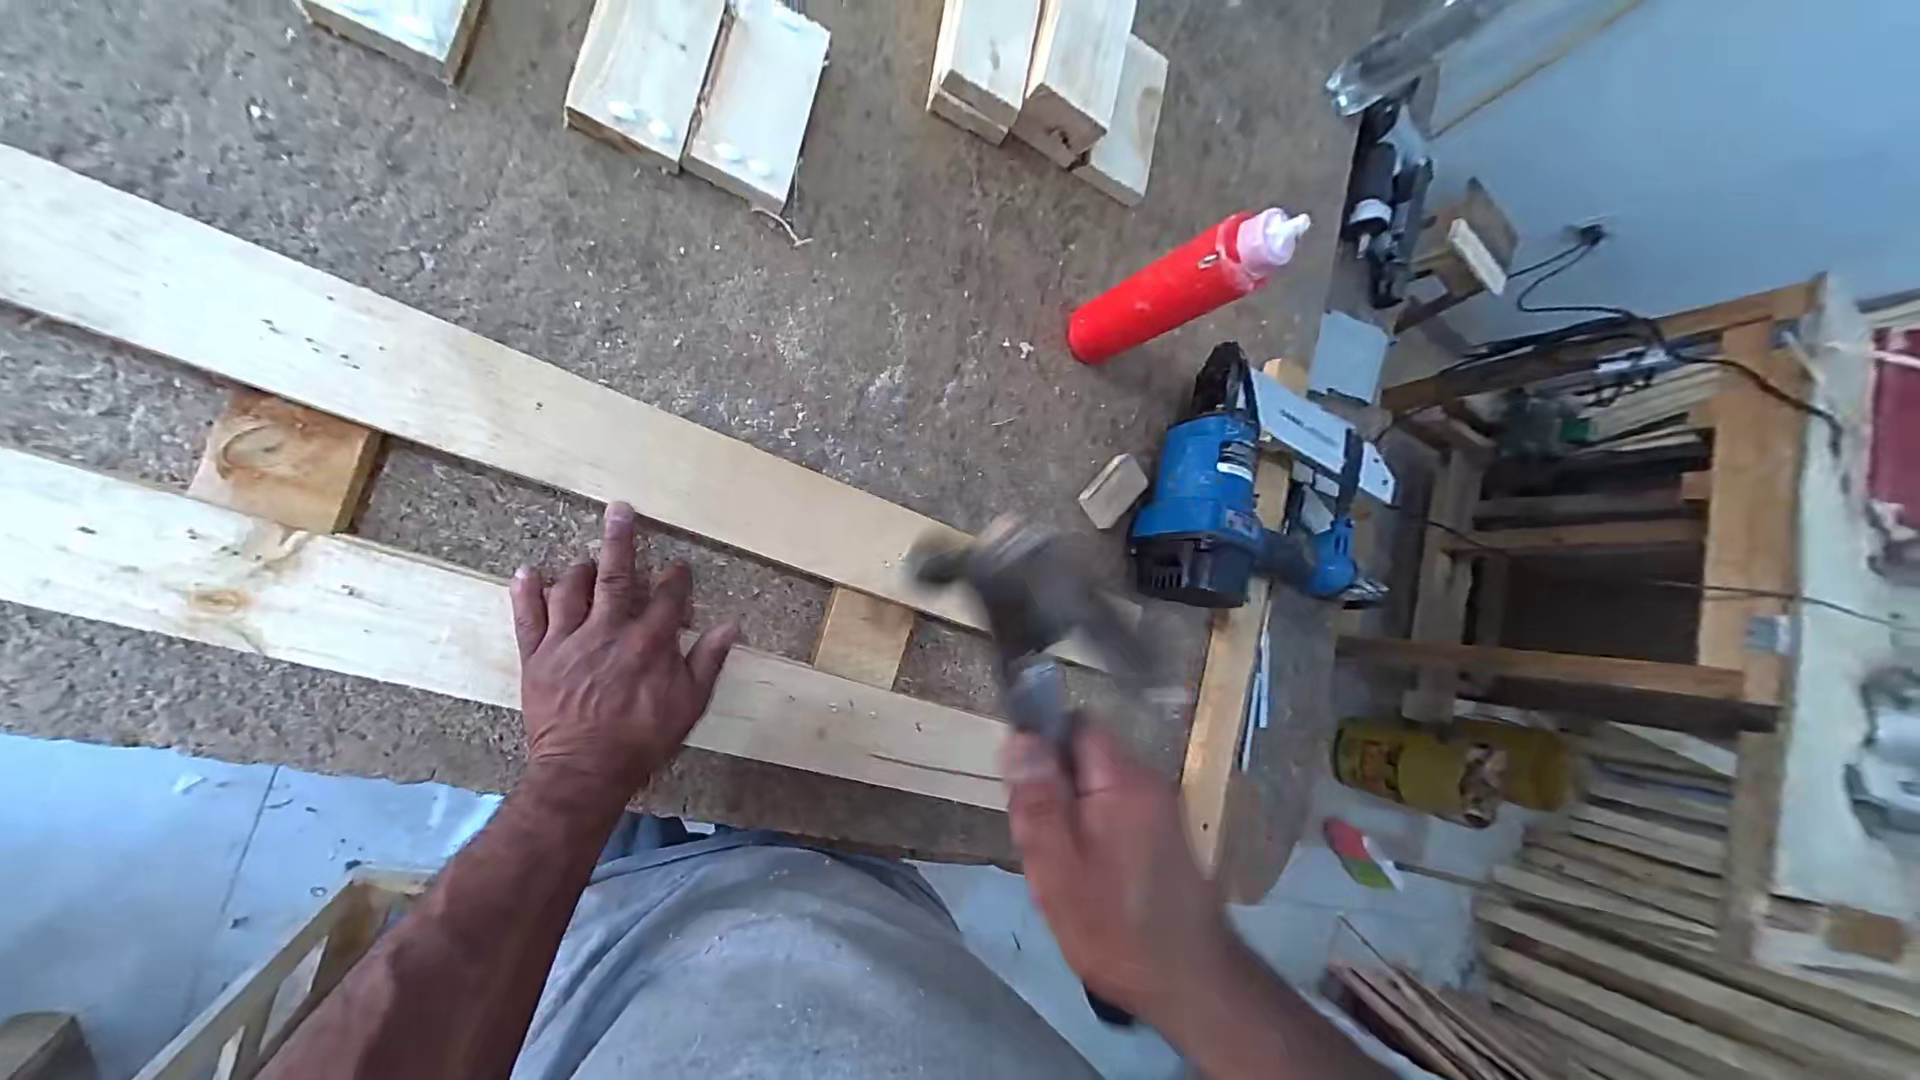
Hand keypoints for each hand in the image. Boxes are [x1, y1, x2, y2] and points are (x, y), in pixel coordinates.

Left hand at [509, 501, 739, 797]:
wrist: (584, 771)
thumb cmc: (644, 738)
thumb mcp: (690, 703)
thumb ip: (709, 660)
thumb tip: (732, 626)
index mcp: (649, 641)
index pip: (668, 597)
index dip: (677, 578)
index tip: (680, 565)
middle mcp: (609, 630)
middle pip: (618, 576)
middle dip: (622, 541)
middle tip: (621, 510)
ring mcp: (569, 642)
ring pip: (572, 590)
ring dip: (581, 568)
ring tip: (588, 557)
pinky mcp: (537, 658)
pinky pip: (528, 618)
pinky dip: (526, 593)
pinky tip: (528, 572)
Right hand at [1003, 726, 1240, 1022]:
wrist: (1193, 988)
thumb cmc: (1117, 928)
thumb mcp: (1058, 866)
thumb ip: (1038, 799)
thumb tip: (1020, 737)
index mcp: (1123, 781)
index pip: (1076, 725)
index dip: (1044, 745)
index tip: (1026, 789)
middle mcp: (1148, 781)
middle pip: (1084, 757)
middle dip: (1054, 787)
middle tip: (1042, 840)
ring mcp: (1161, 807)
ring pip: (1096, 785)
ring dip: (1071, 812)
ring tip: (1063, 864)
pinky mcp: (1165, 832)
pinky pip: (1114, 809)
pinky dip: (1093, 830)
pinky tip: (1089, 875)